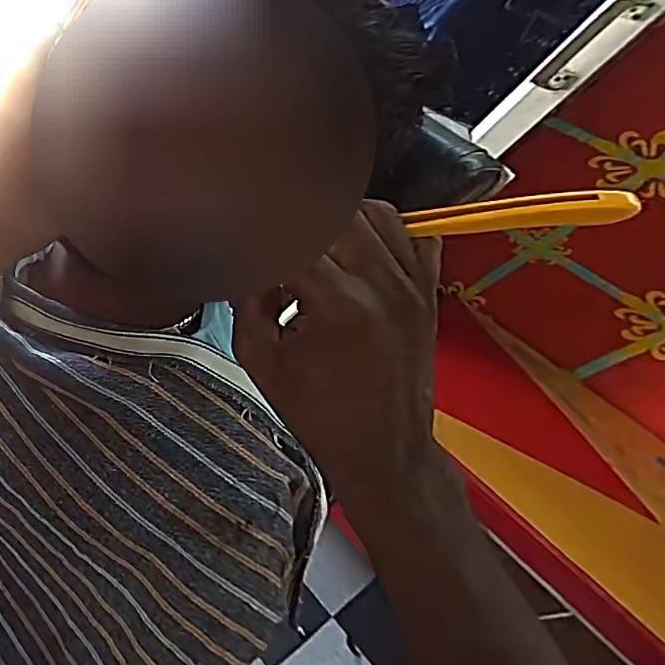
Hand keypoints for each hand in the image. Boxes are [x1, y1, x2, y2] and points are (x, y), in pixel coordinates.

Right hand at [232, 201, 459, 519]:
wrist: (382, 451)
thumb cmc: (319, 413)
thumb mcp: (259, 357)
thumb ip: (246, 299)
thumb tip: (241, 263)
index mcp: (337, 302)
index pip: (290, 237)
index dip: (257, 232)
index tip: (238, 233)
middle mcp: (382, 285)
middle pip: (335, 213)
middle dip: (293, 221)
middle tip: (268, 239)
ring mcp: (411, 287)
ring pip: (375, 213)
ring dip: (335, 219)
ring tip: (307, 240)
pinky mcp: (426, 295)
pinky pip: (412, 236)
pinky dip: (380, 229)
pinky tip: (352, 246)